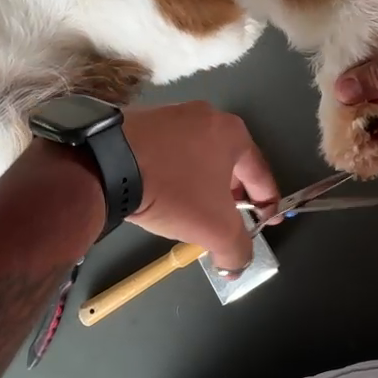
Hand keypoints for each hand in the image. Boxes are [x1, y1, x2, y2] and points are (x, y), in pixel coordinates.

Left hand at [123, 102, 279, 273]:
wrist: (109, 162)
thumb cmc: (174, 188)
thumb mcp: (215, 228)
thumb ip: (237, 249)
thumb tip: (237, 264)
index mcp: (233, 133)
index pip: (261, 173)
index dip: (268, 203)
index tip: (268, 223)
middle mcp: (207, 115)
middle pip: (230, 162)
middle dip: (234, 194)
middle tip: (232, 220)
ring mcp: (173, 114)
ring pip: (199, 156)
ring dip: (203, 184)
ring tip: (197, 211)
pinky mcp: (143, 121)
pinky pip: (171, 152)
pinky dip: (176, 173)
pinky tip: (166, 193)